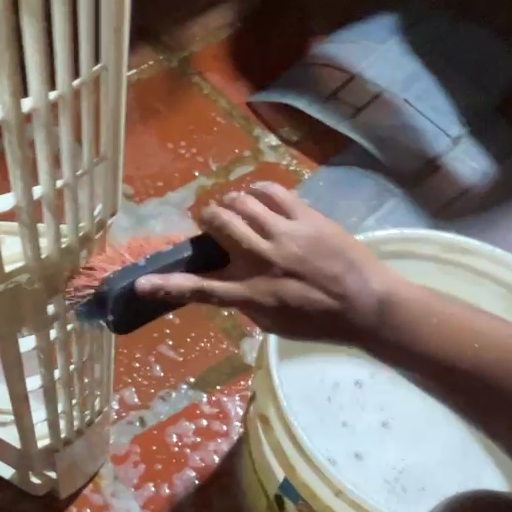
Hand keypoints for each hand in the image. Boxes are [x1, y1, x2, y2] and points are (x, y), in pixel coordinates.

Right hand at [134, 182, 400, 344]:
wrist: (370, 305)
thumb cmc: (318, 320)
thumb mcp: (271, 321)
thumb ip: (241, 298)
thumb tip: (220, 281)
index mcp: (252, 293)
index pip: (200, 290)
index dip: (166, 286)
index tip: (141, 284)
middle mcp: (263, 261)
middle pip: (217, 224)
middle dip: (207, 218)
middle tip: (211, 222)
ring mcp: (286, 235)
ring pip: (240, 202)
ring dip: (230, 202)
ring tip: (234, 208)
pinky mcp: (307, 217)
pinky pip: (271, 191)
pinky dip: (256, 190)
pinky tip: (257, 197)